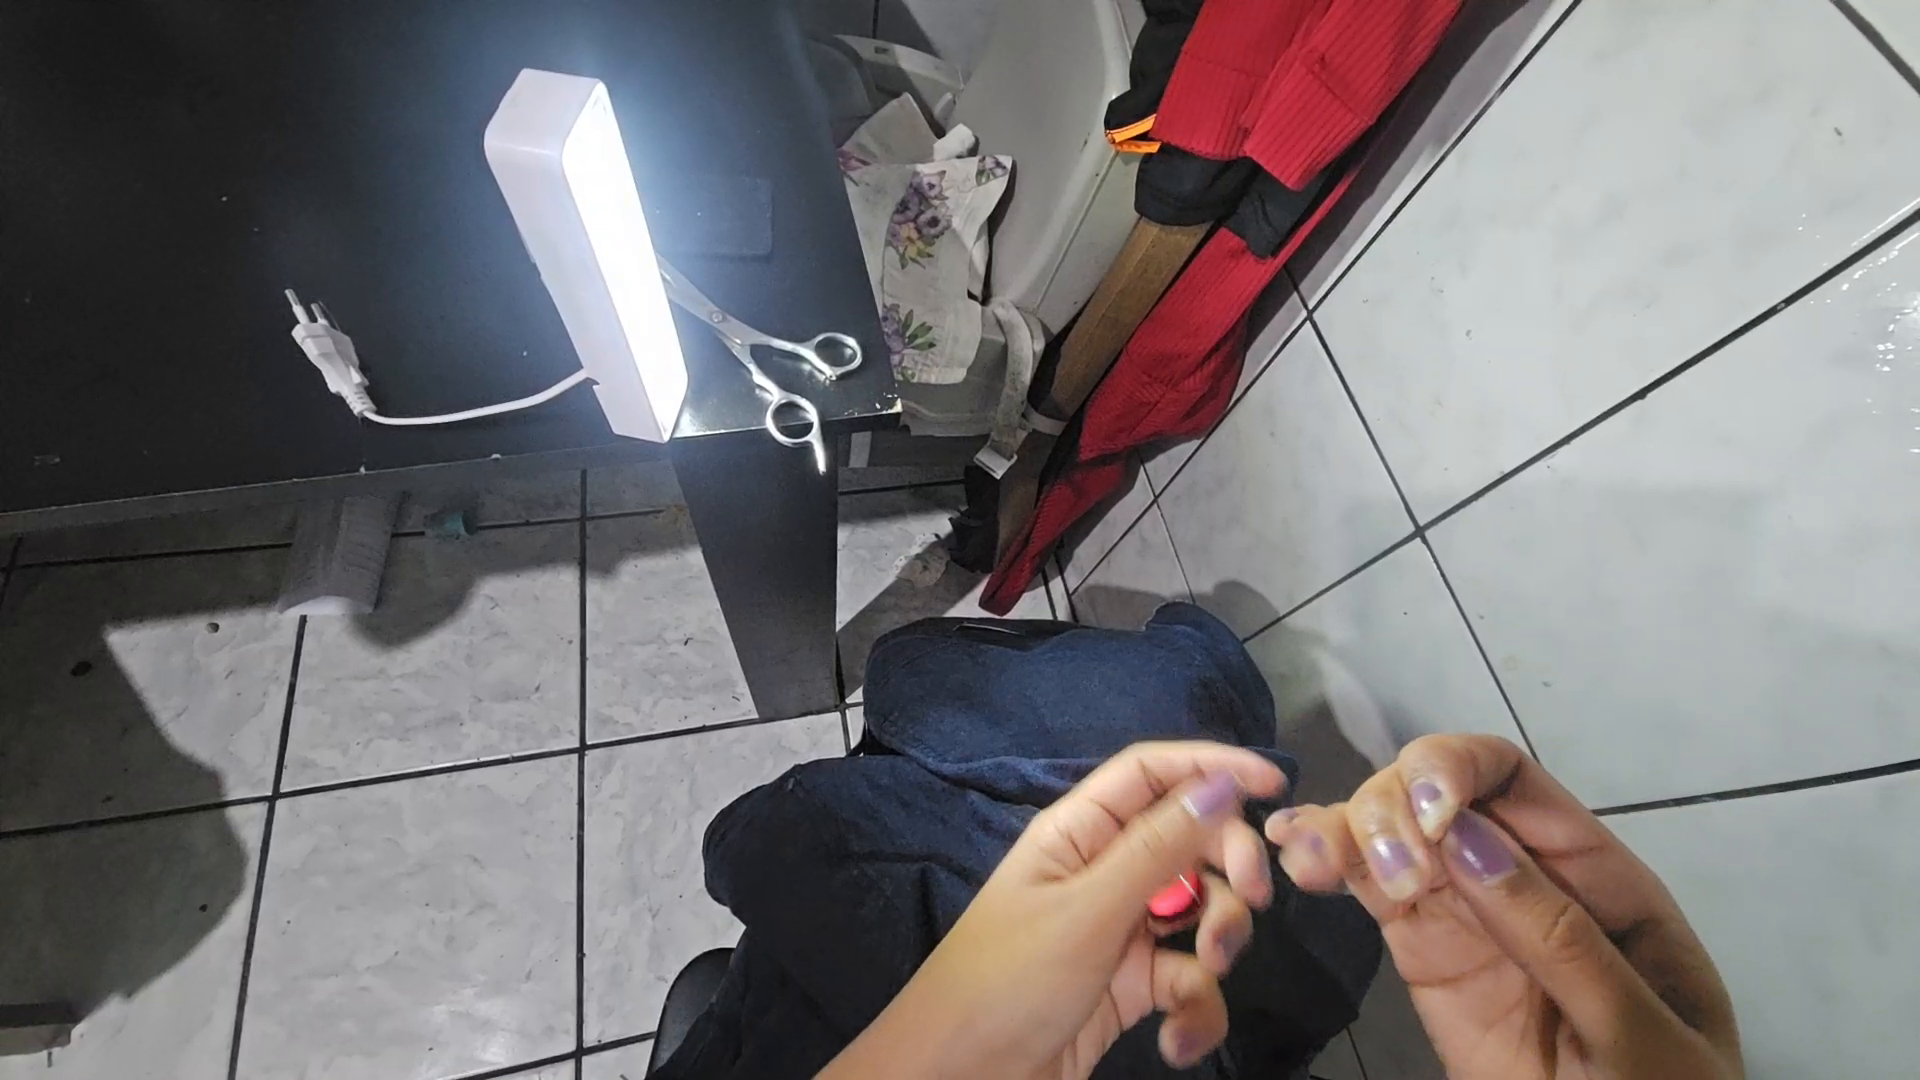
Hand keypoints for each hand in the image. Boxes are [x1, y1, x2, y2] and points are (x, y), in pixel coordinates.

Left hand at [821, 741, 1286, 1079]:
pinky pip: (1187, 976)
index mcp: (1080, 829)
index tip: (1275, 782)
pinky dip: (1195, 1007)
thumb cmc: (1013, 979)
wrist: (964, 1079)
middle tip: (1252, 896)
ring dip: (1216, 939)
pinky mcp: (1132, 983)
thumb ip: (1157, 848)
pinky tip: (1174, 1040)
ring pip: (1196, 907)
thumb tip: (1220, 783)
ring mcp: (1120, 925)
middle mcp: (1103, 866)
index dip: (1209, 765)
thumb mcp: (1089, 911)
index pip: (1150, 773)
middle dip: (1226, 862)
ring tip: (1205, 971)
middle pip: (1187, 837)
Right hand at [1266, 735, 1742, 1079]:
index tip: (1426, 817)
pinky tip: (1290, 848)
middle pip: (1427, 787)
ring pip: (1384, 824)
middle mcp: (1512, 867)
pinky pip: (1361, 876)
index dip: (1455, 769)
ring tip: (1310, 863)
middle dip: (1391, 811)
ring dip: (1341, 827)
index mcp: (1590, 875)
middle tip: (1391, 880)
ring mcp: (1456, 899)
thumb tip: (1465, 837)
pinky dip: (1320, 852)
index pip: (1510, 777)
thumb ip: (1562, 941)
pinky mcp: (1412, 934)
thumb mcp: (1643, 1044)